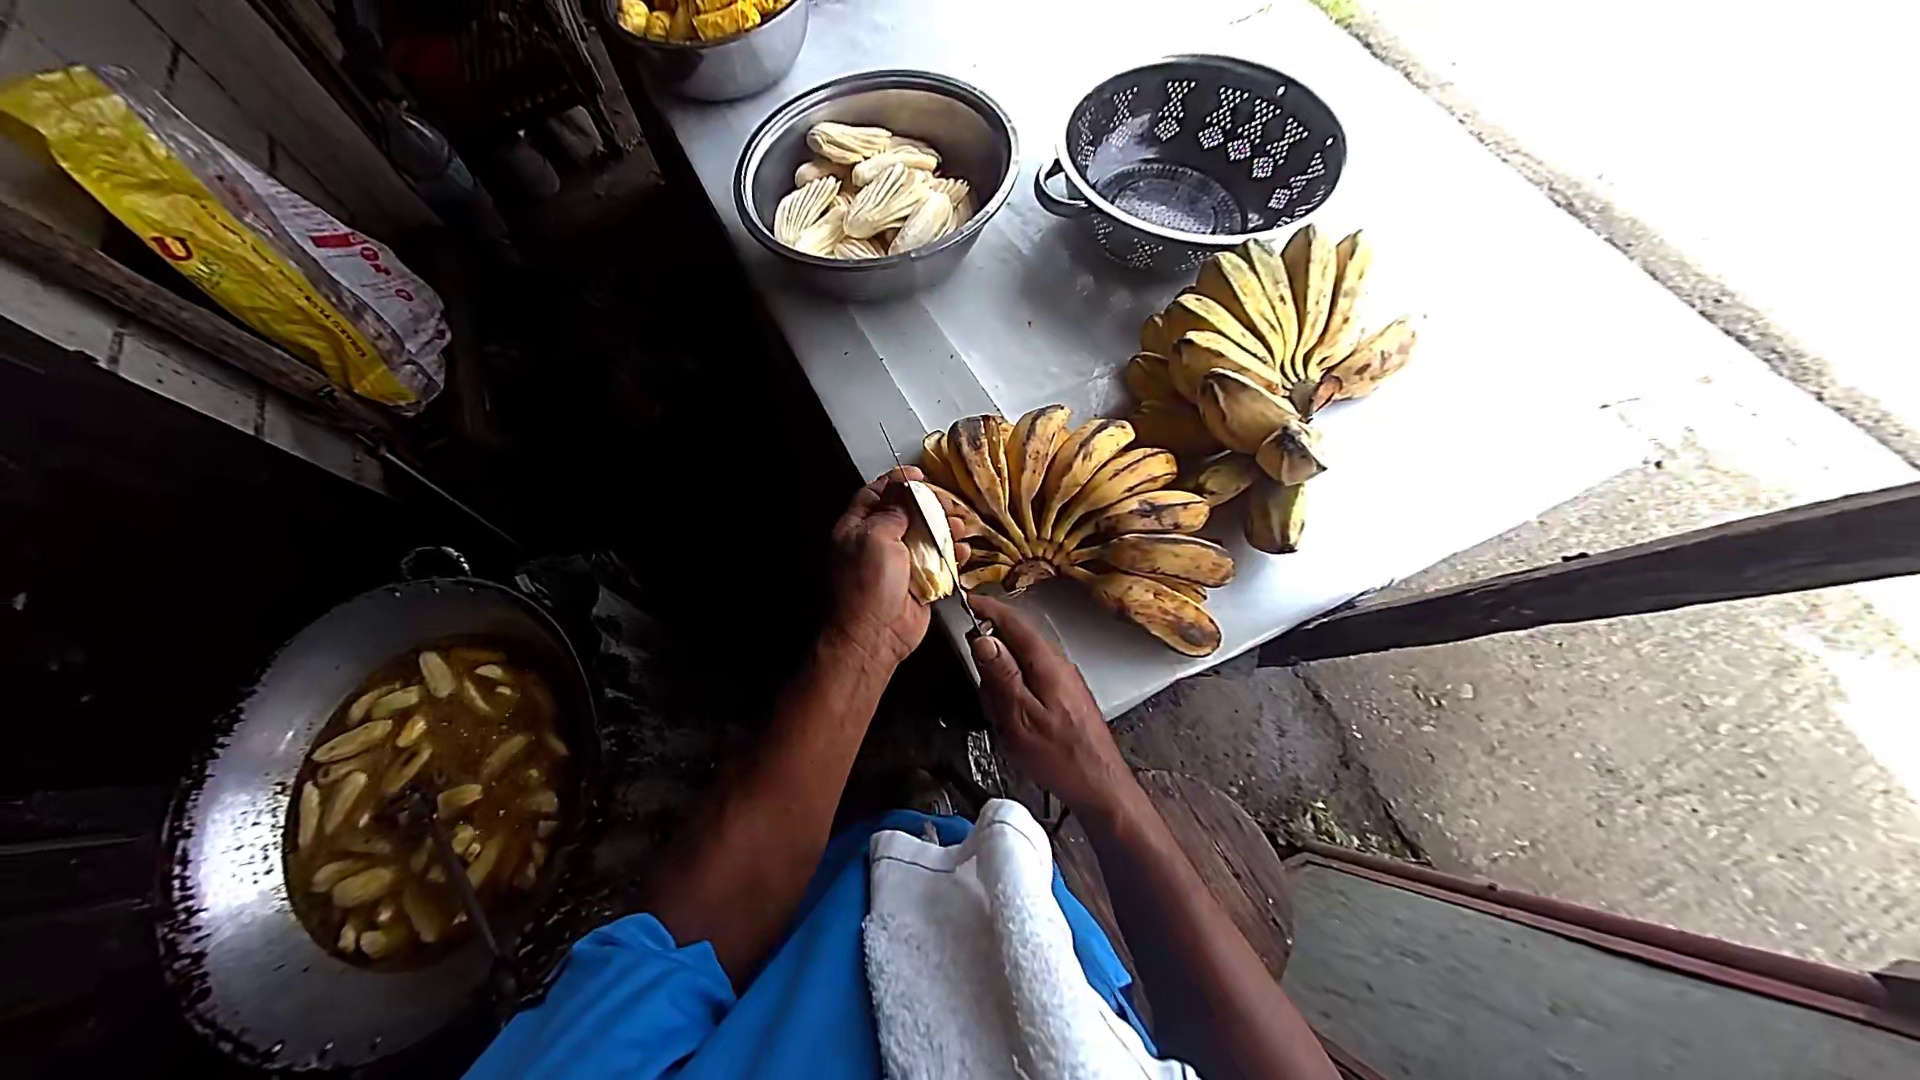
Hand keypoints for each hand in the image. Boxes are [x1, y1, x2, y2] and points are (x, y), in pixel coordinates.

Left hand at [825, 468, 970, 668]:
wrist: (876, 634)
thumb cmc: (866, 588)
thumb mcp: (876, 536)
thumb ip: (893, 510)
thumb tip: (905, 492)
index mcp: (857, 528)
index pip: (876, 493)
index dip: (897, 481)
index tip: (918, 475)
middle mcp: (877, 542)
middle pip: (906, 512)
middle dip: (928, 505)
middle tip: (945, 503)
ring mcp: (899, 563)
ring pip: (927, 536)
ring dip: (945, 528)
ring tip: (958, 525)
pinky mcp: (918, 581)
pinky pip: (939, 562)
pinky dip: (952, 555)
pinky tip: (961, 550)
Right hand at [967, 594, 1138, 820]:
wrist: (1100, 787)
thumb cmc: (1062, 757)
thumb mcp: (1020, 717)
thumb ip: (1001, 675)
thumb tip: (983, 639)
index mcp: (1046, 664)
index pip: (1013, 621)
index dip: (987, 608)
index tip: (967, 599)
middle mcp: (1058, 665)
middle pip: (1015, 643)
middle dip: (992, 662)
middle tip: (988, 697)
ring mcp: (1064, 680)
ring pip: (1022, 665)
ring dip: (1004, 685)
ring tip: (1005, 720)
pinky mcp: (1065, 696)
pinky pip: (1032, 682)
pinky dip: (1016, 697)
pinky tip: (1017, 724)